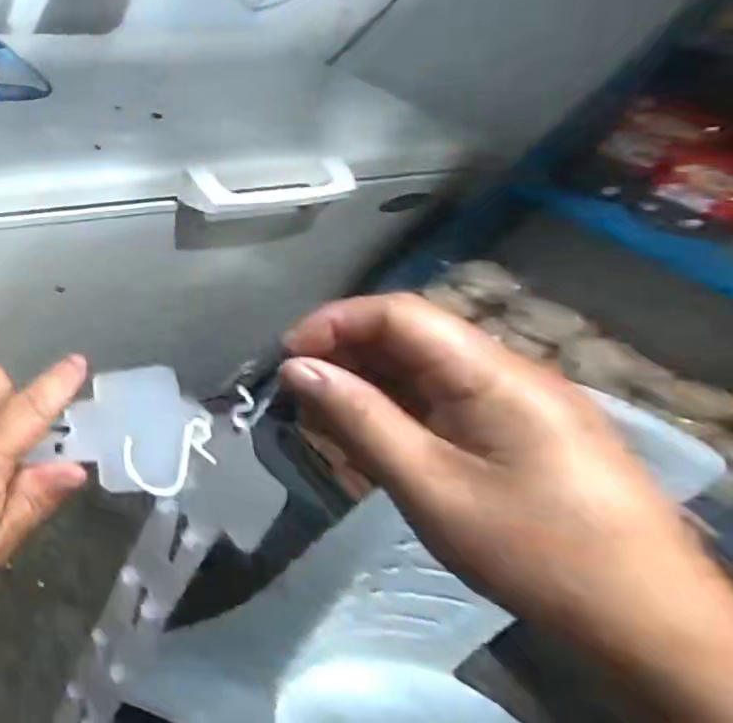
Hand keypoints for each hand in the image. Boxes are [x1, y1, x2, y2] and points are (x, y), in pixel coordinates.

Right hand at [279, 293, 714, 637]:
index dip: (332, 323)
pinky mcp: (517, 429)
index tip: (288, 360)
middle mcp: (510, 374)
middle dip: (340, 356)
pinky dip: (391, 408)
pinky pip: (438, 396)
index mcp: (498, 377)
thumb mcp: (429, 486)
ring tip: (323, 423)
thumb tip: (294, 366)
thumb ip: (357, 418)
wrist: (657, 632)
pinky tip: (368, 439)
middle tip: (298, 396)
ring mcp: (518, 402)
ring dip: (361, 384)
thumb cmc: (538, 553)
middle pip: (404, 335)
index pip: (397, 313)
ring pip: (416, 366)